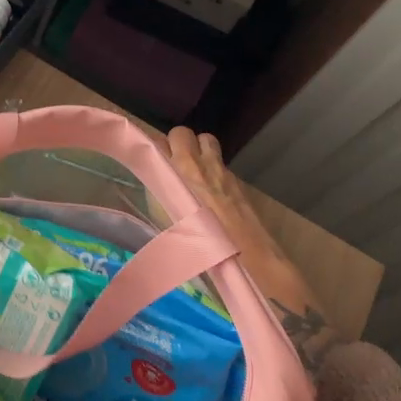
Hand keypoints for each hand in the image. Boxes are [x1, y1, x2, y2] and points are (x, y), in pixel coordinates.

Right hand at [164, 127, 339, 379]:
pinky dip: (214, 173)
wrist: (253, 266)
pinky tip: (210, 198)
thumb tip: (151, 188)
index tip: (148, 161)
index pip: (163, 139)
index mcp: (181, 170)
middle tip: (170, 166)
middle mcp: (204, 165)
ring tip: (190, 177)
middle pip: (186, 134)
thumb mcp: (167, 224)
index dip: (155, 147)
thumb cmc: (202, 248)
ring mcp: (225, 174)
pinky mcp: (241, 188)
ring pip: (208, 145)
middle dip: (178, 144)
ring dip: (199, 154)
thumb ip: (158, 198)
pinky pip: (221, 168)